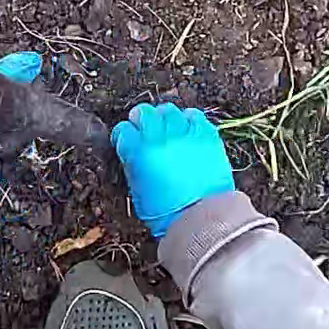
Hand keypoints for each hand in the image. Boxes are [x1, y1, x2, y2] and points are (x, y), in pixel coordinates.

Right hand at [113, 102, 235, 236]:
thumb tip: (134, 152)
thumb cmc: (166, 213)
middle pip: (145, 113)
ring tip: (167, 128)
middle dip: (142, 119)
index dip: (124, 134)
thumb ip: (134, 165)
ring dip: (165, 118)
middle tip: (145, 127)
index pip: (123, 130)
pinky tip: (186, 128)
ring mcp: (183, 134)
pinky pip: (194, 116)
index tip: (127, 138)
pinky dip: (188, 120)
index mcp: (138, 152)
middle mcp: (158, 138)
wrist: (200, 218)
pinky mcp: (205, 135)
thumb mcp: (137, 190)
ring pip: (169, 110)